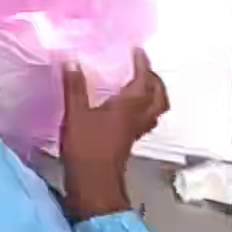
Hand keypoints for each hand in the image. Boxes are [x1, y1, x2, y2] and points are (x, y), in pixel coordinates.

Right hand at [60, 49, 167, 221]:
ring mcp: (135, 130)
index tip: (137, 51)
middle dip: (154, 79)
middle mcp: (138, 117)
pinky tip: (126, 106)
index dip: (142, 65)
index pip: (143, 81)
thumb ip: (75, 86)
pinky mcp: (128, 138)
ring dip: (152, 93)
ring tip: (139, 83)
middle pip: (158, 95)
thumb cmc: (86, 146)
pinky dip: (142, 106)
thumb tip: (73, 60)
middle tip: (142, 66)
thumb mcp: (75, 113)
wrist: (93, 181)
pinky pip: (144, 117)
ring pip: (155, 108)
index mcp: (128, 107)